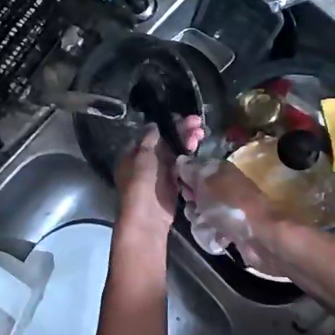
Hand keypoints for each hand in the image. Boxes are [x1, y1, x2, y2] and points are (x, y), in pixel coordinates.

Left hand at [113, 117, 204, 232]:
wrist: (147, 217)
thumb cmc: (141, 183)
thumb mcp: (143, 155)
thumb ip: (150, 138)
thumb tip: (154, 125)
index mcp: (134, 153)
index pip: (153, 133)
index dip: (169, 124)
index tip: (185, 118)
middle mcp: (146, 161)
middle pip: (166, 142)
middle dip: (182, 132)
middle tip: (198, 126)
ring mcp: (159, 173)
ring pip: (176, 153)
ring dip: (187, 143)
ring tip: (200, 135)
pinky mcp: (171, 184)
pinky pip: (181, 166)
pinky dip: (189, 158)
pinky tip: (197, 150)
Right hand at [174, 155, 294, 270]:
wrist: (259, 236)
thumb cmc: (230, 205)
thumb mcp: (206, 182)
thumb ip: (191, 171)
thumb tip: (180, 159)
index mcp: (221, 170)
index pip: (194, 170)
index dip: (185, 180)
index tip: (183, 190)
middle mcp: (226, 187)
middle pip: (196, 195)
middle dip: (192, 206)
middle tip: (196, 210)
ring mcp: (229, 208)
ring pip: (202, 214)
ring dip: (201, 223)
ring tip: (209, 227)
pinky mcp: (233, 228)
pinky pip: (213, 230)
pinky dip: (213, 236)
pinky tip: (218, 239)